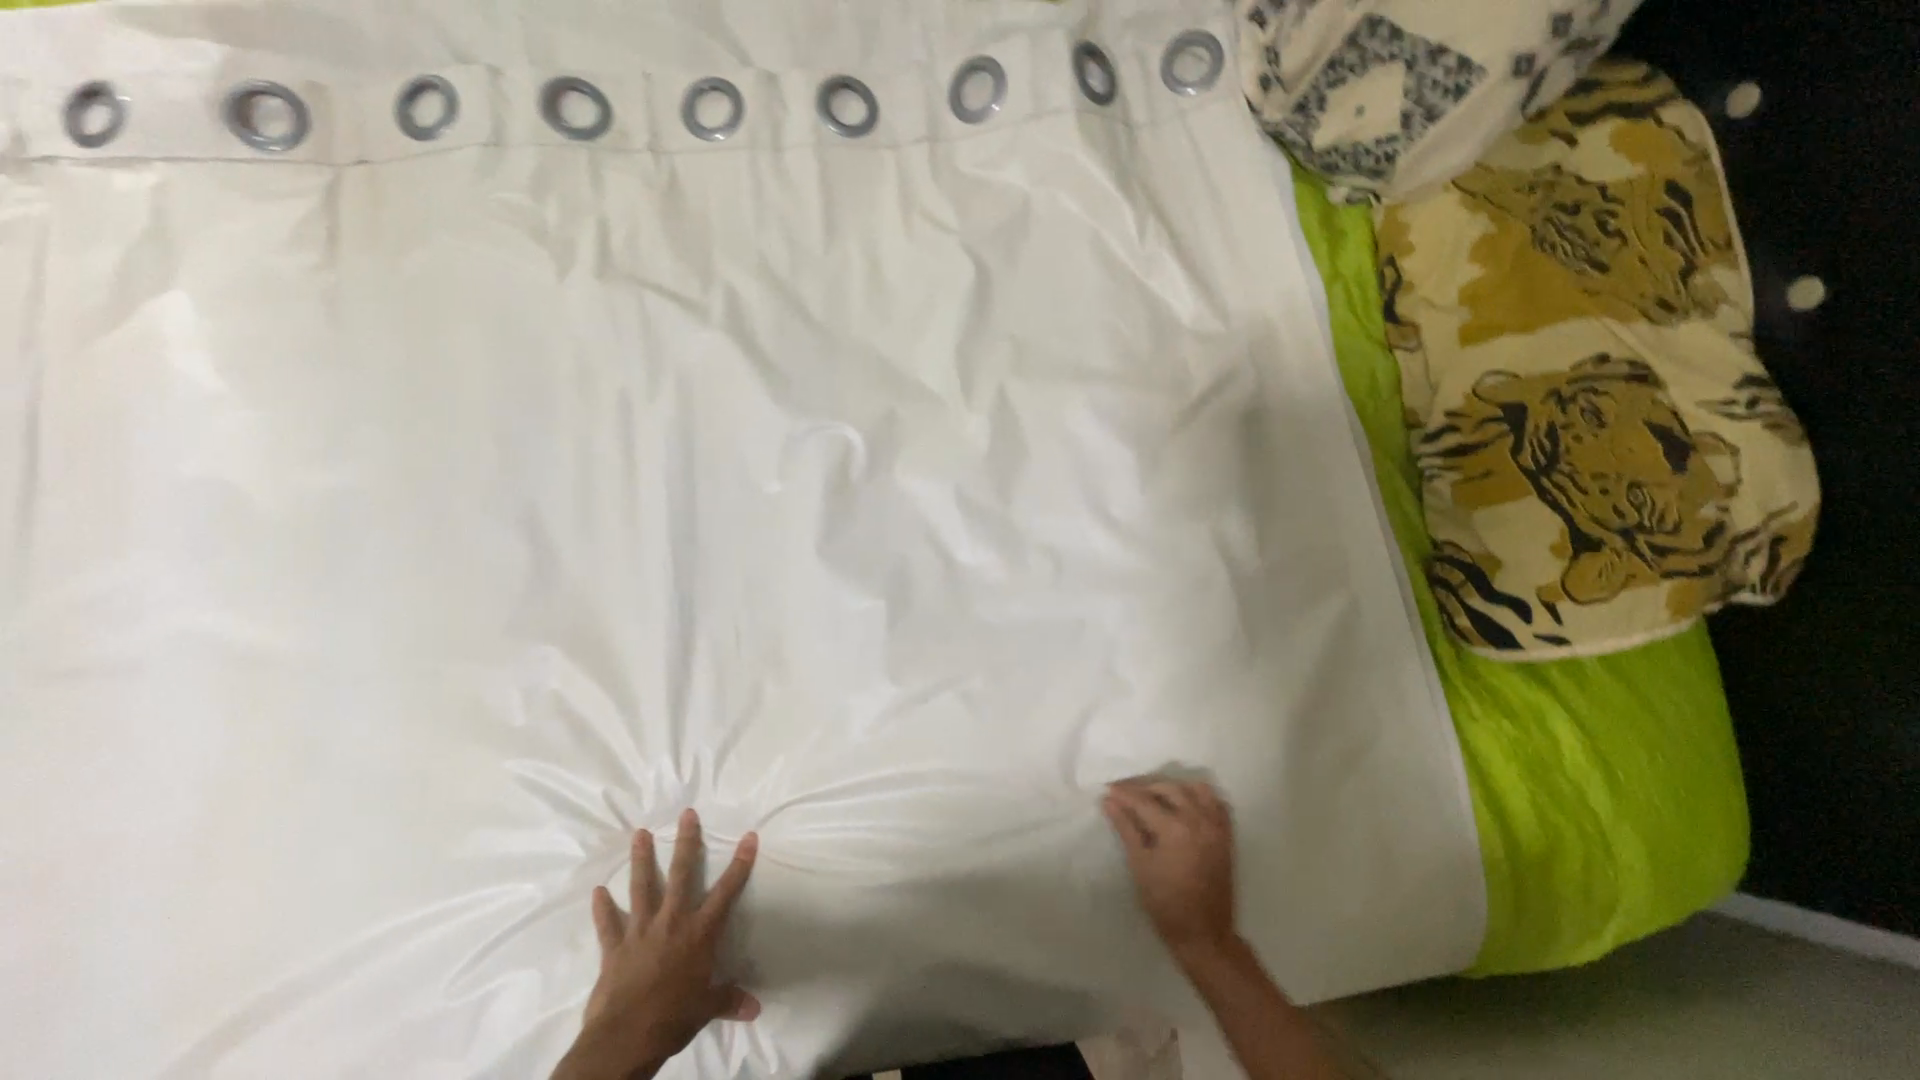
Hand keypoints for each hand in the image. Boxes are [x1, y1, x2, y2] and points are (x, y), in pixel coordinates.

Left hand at [552, 810, 759, 1079]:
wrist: (626, 1036)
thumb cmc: (674, 1017)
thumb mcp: (708, 1009)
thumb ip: (730, 1000)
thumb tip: (755, 1009)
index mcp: (700, 933)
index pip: (727, 892)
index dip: (740, 863)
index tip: (748, 836)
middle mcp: (672, 922)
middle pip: (682, 874)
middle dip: (686, 842)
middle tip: (686, 814)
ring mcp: (640, 931)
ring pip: (642, 887)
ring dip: (642, 859)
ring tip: (640, 834)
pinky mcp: (614, 947)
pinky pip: (607, 923)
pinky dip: (602, 908)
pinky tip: (598, 892)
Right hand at [1102, 778, 1237, 961]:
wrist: (1203, 933)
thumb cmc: (1165, 903)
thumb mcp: (1140, 865)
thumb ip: (1126, 828)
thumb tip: (1109, 801)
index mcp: (1174, 829)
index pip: (1144, 800)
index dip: (1123, 794)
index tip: (1107, 790)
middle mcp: (1199, 820)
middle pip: (1168, 788)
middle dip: (1144, 786)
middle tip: (1125, 793)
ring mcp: (1216, 826)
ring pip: (1194, 789)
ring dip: (1172, 787)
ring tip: (1153, 796)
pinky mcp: (1226, 836)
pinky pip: (1216, 803)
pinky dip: (1200, 796)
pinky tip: (1185, 802)